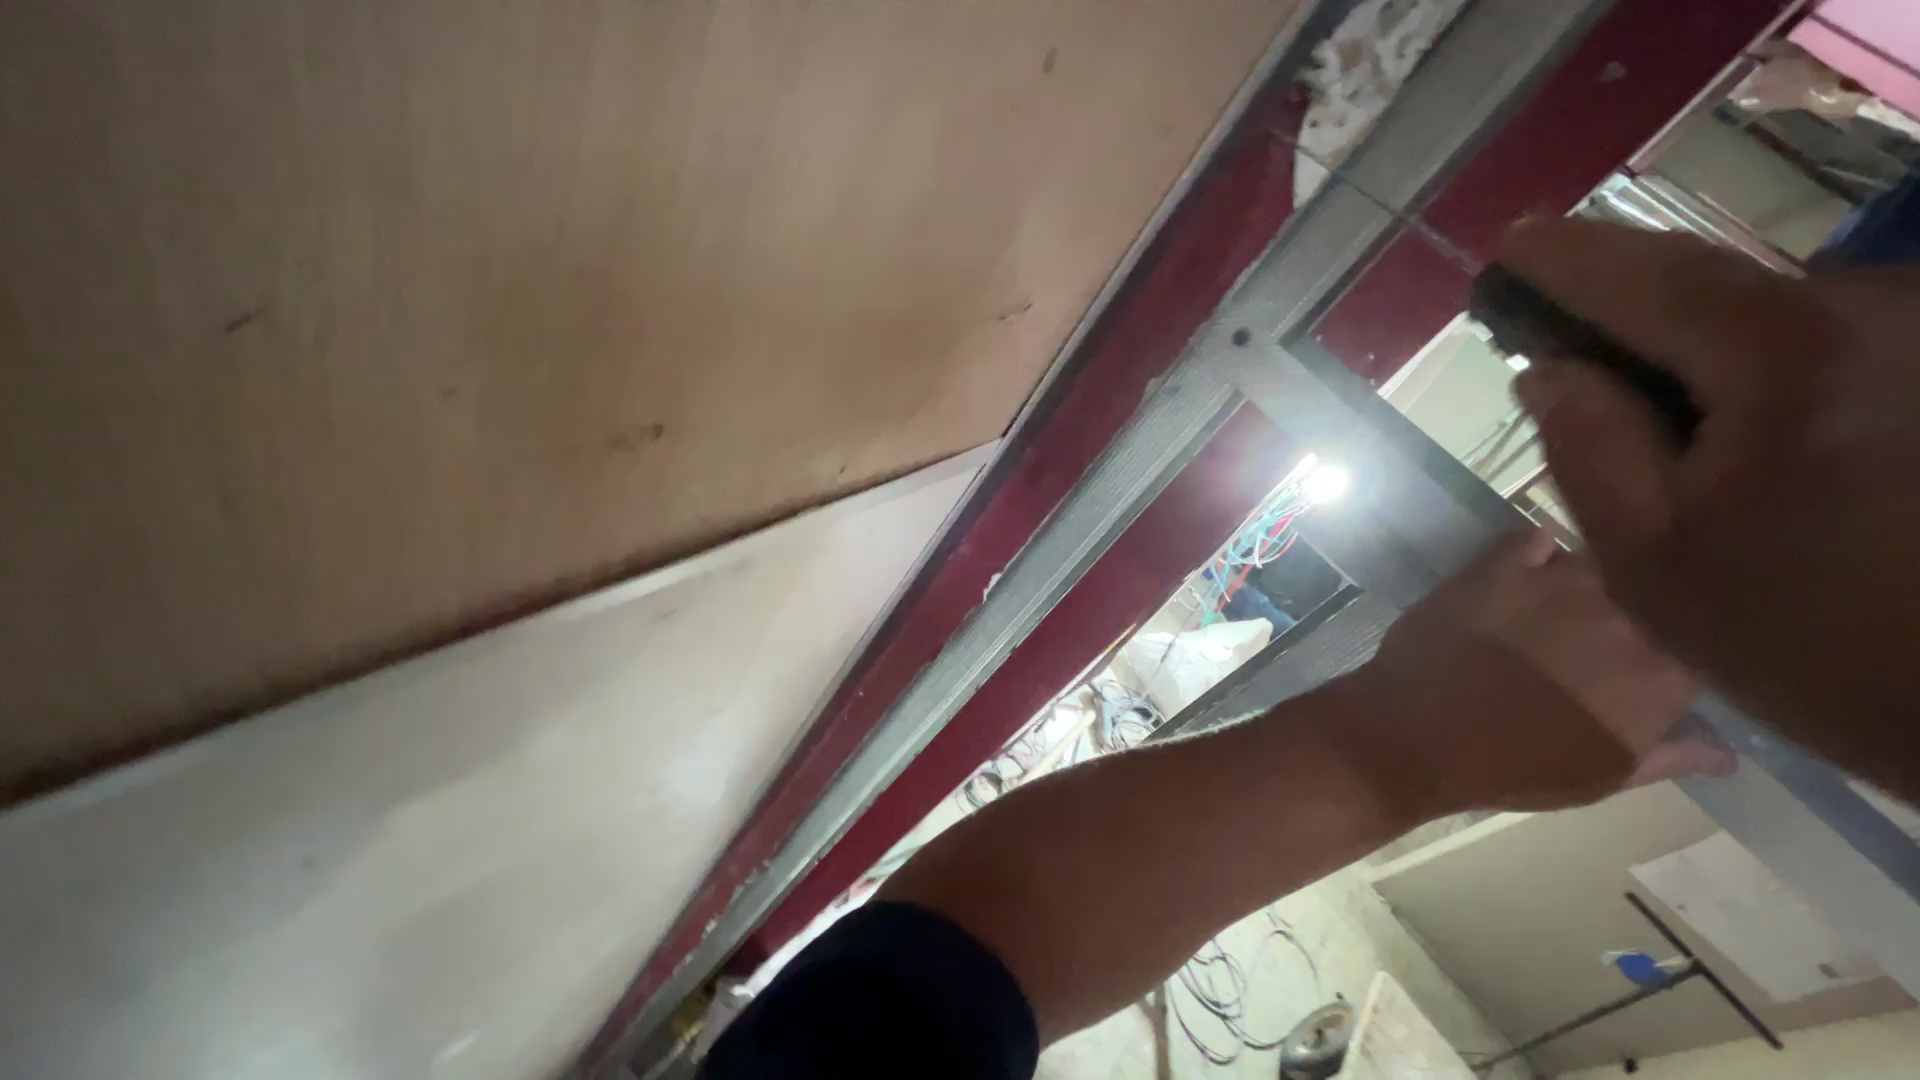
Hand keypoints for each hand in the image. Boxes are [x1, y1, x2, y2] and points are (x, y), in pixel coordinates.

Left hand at [1326, 528, 1725, 818]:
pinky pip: (1532, 537)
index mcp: (1659, 675)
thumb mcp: (1599, 776)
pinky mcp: (1494, 569)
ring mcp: (1555, 586)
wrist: (1414, 736)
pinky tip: (1535, 557)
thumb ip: (1669, 755)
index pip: (1703, 647)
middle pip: (1651, 596)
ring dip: (1595, 577)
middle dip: (1642, 608)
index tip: (1666, 658)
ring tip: (1573, 596)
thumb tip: (1729, 751)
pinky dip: (1538, 544)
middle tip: (1611, 627)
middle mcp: (1620, 619)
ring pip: (1600, 562)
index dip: (1685, 652)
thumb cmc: (1510, 769)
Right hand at [1499, 218, 1919, 798]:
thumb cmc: (1804, 641)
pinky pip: (1834, 341)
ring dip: (1696, 338)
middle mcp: (1890, 323)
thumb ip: (1587, 446)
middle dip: (1629, 305)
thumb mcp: (1645, 557)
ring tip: (1630, 382)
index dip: (1572, 259)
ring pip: (1779, 312)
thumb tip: (1551, 368)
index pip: (1657, 279)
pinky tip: (1724, 412)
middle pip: (1722, 288)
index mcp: (1793, 366)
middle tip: (1555, 331)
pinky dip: (1759, 361)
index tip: (1509, 244)